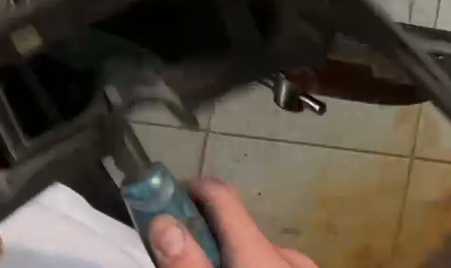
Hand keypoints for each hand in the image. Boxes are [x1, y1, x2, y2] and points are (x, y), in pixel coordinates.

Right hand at [148, 179, 316, 267]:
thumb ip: (186, 262)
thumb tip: (161, 220)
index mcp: (262, 252)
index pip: (220, 193)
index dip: (188, 190)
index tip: (162, 203)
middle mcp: (289, 256)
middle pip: (237, 225)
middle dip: (208, 234)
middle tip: (188, 256)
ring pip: (259, 249)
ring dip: (234, 255)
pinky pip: (276, 265)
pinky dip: (256, 266)